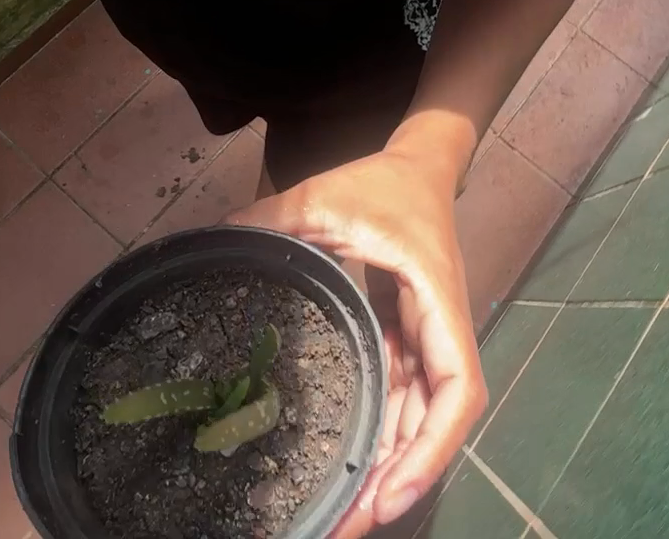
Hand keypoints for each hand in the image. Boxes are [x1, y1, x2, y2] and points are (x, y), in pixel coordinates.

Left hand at [228, 145, 485, 536]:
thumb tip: (212, 242)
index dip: (430, 449)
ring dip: (390, 465)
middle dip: (398, 479)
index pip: (455, 388)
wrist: (421, 167)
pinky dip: (383, 433)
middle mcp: (437, 327)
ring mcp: (424, 335)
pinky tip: (353, 462)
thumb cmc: (383, 182)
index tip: (387, 494)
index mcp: (432, 297)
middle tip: (343, 528)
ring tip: (343, 514)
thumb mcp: (324, 195)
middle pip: (434, 420)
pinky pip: (401, 393)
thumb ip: (272, 217)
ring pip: (418, 415)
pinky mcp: (407, 334)